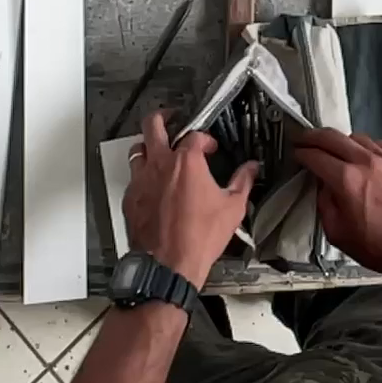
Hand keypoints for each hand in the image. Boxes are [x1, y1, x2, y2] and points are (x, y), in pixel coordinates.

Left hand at [122, 112, 258, 288]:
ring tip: (157, 149)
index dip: (204, 138)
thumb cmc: (198, 237)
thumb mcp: (232, 208)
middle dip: (162, 117)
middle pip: (152, 124)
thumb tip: (251, 169)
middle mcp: (160, 164)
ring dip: (148, 146)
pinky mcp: (130, 198)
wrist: (168, 265)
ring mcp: (141, 180)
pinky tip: (150, 183)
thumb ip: (242, 182)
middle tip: (170, 118)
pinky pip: (132, 177)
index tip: (209, 147)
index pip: (194, 135)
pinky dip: (141, 175)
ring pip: (137, 149)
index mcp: (186, 162)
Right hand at [293, 128, 381, 281]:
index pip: (315, 156)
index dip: (301, 153)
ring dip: (340, 140)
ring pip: (356, 136)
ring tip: (334, 147)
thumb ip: (325, 205)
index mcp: (346, 180)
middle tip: (304, 139)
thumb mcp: (339, 234)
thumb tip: (323, 190)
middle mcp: (365, 162)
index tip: (296, 153)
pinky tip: (363, 153)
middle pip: (331, 137)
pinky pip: (379, 143)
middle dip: (313, 136)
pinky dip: (366, 145)